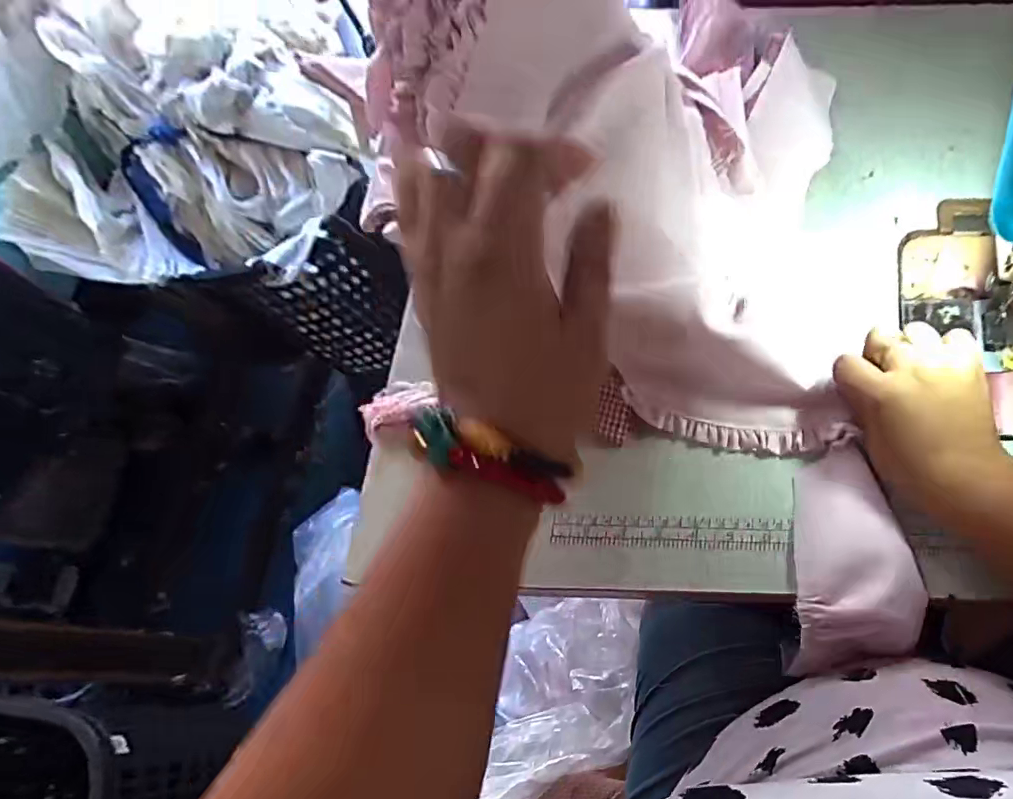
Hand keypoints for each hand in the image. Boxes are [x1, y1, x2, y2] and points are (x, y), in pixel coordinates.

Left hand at [396, 118, 616, 468]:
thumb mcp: (589, 333)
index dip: (556, 152)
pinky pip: (411, 204)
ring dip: (467, 156)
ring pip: (426, 163)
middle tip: (550, 172)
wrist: (495, 440)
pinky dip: (436, 183)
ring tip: (507, 181)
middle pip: (464, 145)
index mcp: (504, 252)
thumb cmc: (553, 393)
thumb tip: (601, 209)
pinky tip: (468, 202)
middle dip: (512, 143)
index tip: (589, 170)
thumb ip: (593, 262)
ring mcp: (427, 254)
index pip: (518, 160)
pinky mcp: (418, 274)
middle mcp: (454, 239)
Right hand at [832, 323, 1012, 515]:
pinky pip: (954, 337)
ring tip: (921, 371)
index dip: (850, 377)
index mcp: (880, 392)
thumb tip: (860, 393)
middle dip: (879, 357)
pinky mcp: (969, 361)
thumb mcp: (875, 446)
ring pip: (915, 331)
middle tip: (890, 380)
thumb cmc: (915, 473)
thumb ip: (864, 411)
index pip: (846, 362)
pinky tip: (947, 368)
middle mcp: (908, 367)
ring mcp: (941, 360)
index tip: (858, 389)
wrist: (967, 478)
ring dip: (912, 349)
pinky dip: (948, 348)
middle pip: (879, 337)